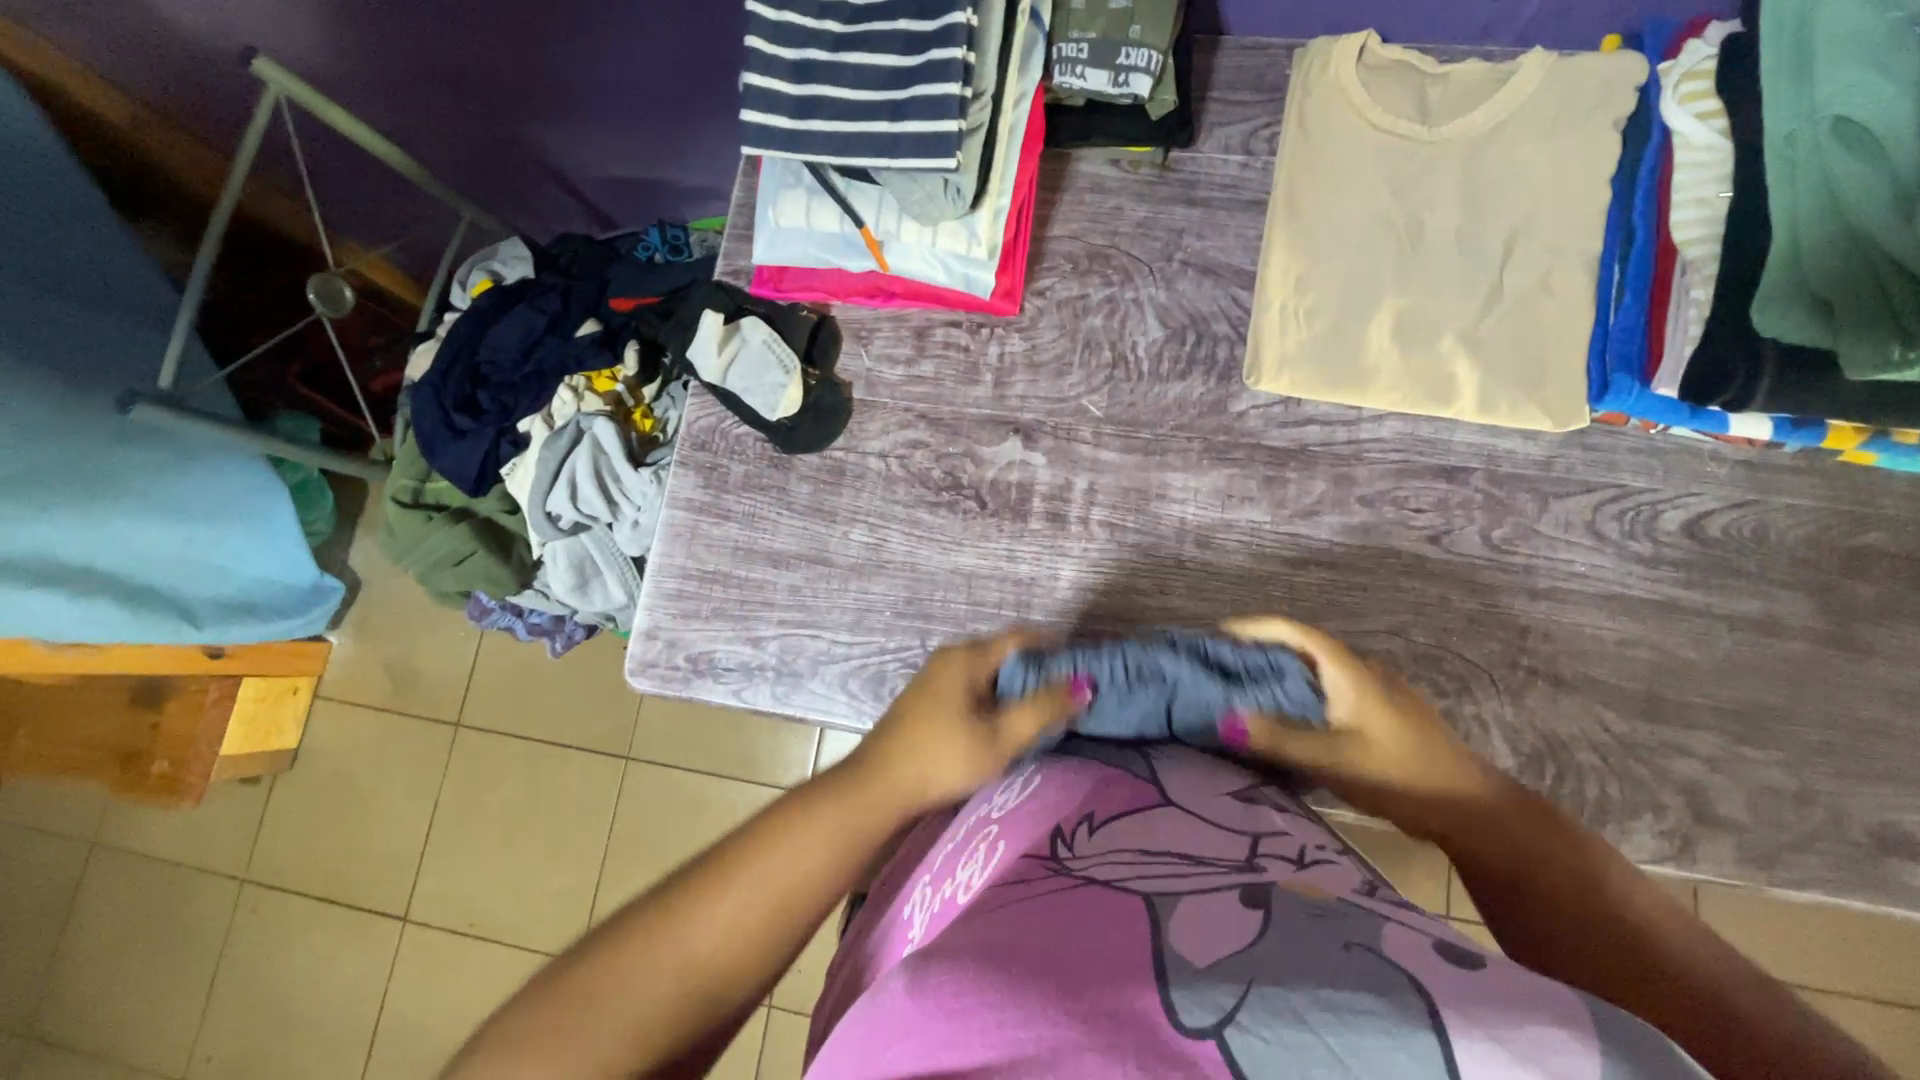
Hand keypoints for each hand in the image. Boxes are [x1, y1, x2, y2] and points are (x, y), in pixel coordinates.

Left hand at [843, 631, 1089, 817]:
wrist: (877, 788)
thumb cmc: (943, 758)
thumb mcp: (1001, 738)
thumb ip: (1044, 709)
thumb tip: (1085, 684)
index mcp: (968, 656)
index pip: (1022, 638)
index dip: (1056, 649)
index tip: (1083, 670)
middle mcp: (950, 657)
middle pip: (1004, 653)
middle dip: (1037, 670)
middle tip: (1068, 696)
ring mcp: (934, 678)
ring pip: (987, 673)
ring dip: (1015, 687)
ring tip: (1042, 713)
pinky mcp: (926, 700)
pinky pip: (971, 687)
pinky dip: (994, 699)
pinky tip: (1004, 725)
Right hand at [1218, 615, 1514, 838]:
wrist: (1469, 807)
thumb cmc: (1398, 773)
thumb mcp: (1331, 759)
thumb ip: (1278, 739)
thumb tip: (1223, 719)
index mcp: (1350, 672)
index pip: (1296, 632)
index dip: (1257, 627)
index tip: (1220, 633)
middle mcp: (1365, 672)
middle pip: (1307, 649)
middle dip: (1265, 653)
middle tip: (1227, 667)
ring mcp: (1381, 694)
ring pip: (1322, 673)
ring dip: (1286, 676)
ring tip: (1251, 693)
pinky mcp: (1387, 717)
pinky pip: (1334, 693)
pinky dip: (1305, 696)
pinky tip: (1296, 721)